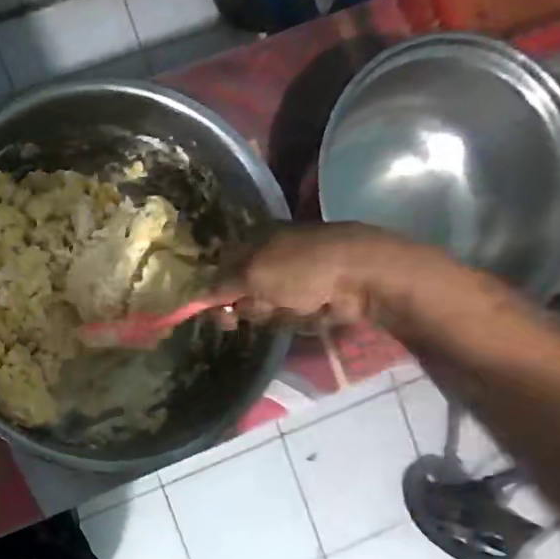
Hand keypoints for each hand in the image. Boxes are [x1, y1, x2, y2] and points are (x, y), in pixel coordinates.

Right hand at [218, 223, 449, 328]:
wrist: (366, 276)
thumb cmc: (302, 266)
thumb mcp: (251, 274)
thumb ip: (218, 287)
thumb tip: (193, 300)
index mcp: (256, 240)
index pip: (221, 267)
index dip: (212, 289)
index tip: (211, 309)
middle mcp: (272, 256)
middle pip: (239, 291)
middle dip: (245, 305)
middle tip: (257, 309)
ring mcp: (295, 277)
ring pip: (262, 306)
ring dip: (271, 313)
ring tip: (291, 307)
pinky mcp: (314, 297)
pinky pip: (288, 315)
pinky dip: (294, 318)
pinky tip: (310, 312)